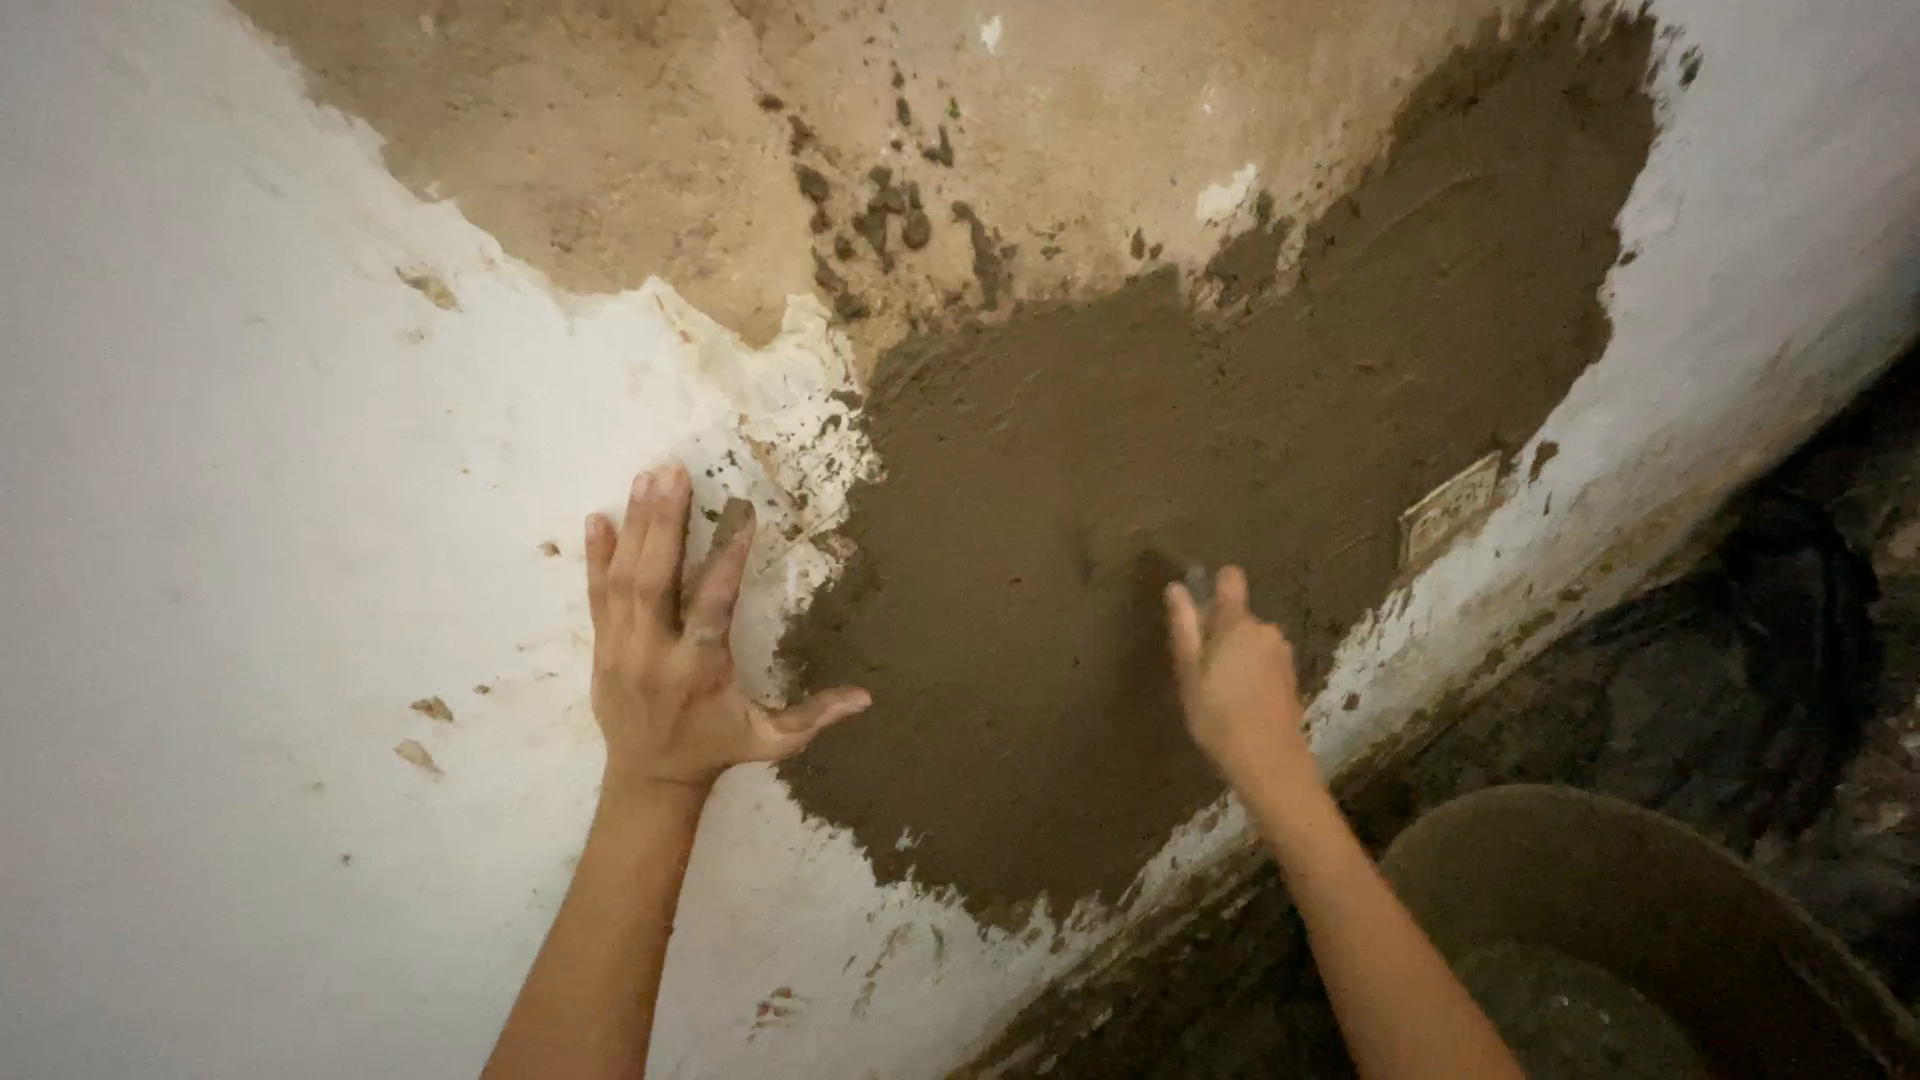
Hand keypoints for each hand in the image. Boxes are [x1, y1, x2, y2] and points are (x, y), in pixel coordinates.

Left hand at [584, 463, 870, 799]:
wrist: (648, 779)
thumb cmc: (717, 749)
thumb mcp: (771, 740)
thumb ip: (815, 717)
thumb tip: (866, 699)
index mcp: (699, 669)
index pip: (712, 604)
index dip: (728, 560)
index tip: (742, 516)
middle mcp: (655, 653)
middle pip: (655, 579)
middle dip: (665, 523)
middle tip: (673, 473)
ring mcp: (621, 648)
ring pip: (623, 579)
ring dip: (635, 526)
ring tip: (646, 478)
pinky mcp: (601, 647)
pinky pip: (597, 596)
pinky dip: (596, 556)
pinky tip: (597, 518)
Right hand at [1165, 567, 1317, 797]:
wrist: (1270, 764)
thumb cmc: (1218, 716)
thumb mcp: (1189, 672)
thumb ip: (1184, 626)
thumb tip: (1176, 588)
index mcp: (1238, 623)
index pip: (1230, 579)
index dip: (1213, 585)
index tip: (1196, 610)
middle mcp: (1266, 630)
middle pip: (1235, 615)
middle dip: (1216, 632)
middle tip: (1197, 670)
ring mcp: (1282, 654)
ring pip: (1248, 640)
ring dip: (1232, 654)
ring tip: (1215, 692)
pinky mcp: (1290, 677)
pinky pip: (1261, 660)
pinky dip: (1248, 672)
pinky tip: (1237, 703)